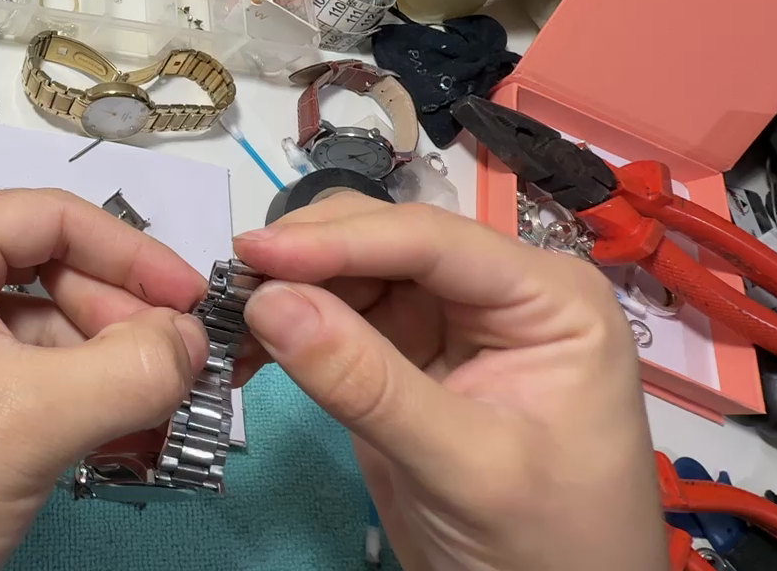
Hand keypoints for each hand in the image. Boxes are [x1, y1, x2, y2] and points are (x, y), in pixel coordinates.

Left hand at [0, 189, 209, 570]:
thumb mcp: (29, 419)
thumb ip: (132, 370)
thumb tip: (196, 339)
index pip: (54, 218)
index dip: (134, 256)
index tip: (196, 303)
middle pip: (54, 275)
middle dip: (123, 329)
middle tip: (187, 380)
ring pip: (44, 329)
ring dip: (107, 374)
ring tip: (165, 422)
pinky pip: (21, 372)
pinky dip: (74, 401)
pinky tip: (123, 439)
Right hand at [234, 195, 665, 570]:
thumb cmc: (545, 546)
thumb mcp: (465, 468)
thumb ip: (366, 383)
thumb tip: (267, 302)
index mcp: (543, 296)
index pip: (427, 240)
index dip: (335, 239)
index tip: (254, 251)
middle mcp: (488, 283)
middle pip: (376, 236)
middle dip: (302, 256)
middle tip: (232, 285)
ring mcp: (438, 309)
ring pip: (340, 264)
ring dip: (283, 284)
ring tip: (231, 316)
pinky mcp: (395, 339)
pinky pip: (326, 305)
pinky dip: (283, 318)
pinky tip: (248, 341)